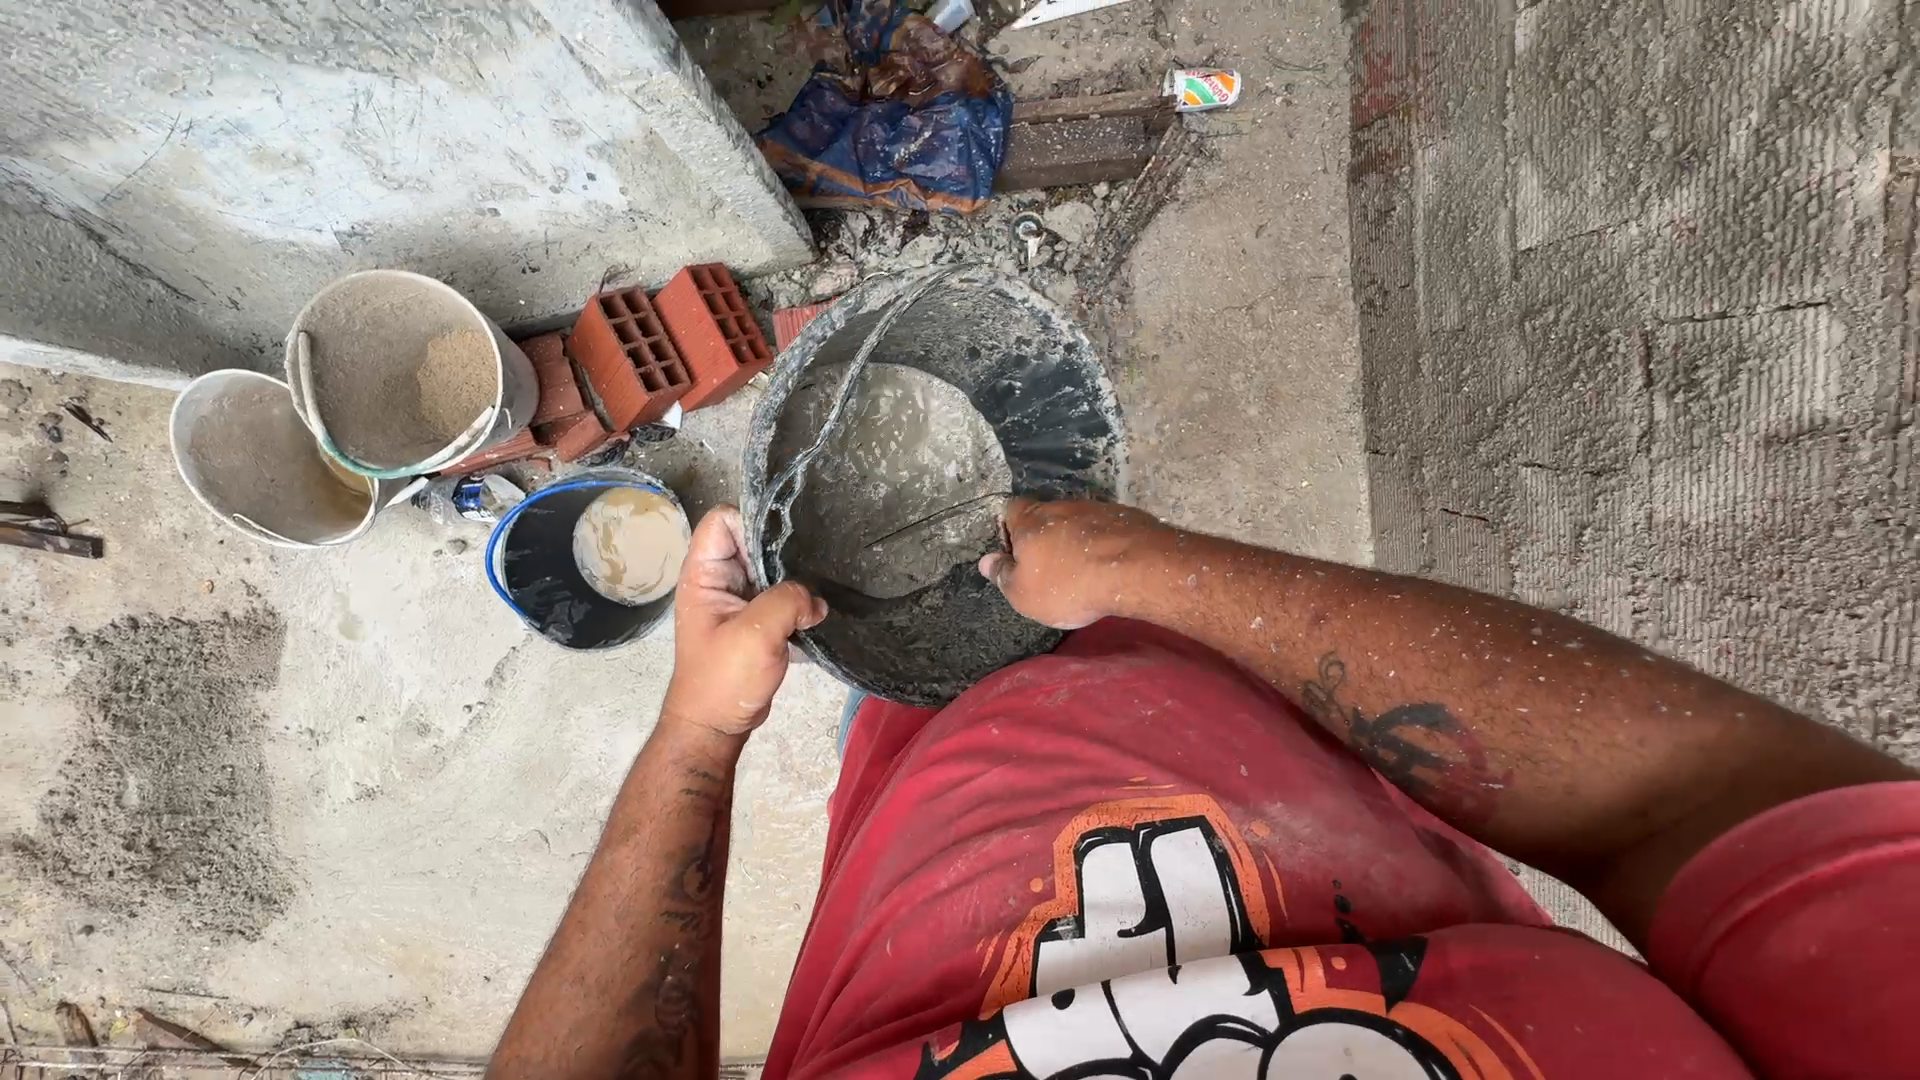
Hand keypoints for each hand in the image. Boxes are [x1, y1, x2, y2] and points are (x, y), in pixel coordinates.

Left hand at [661, 505, 827, 737]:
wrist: (717, 726)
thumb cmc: (724, 678)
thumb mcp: (757, 633)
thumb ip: (790, 600)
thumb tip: (817, 600)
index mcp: (703, 574)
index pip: (723, 520)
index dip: (753, 521)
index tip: (787, 540)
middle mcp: (719, 580)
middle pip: (751, 541)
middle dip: (782, 547)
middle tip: (816, 557)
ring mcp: (738, 600)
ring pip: (770, 568)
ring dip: (795, 575)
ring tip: (822, 579)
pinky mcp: (757, 619)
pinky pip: (781, 593)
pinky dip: (799, 597)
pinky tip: (818, 606)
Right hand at [978, 497, 1169, 628]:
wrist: (1136, 569)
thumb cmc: (1069, 585)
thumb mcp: (1024, 593)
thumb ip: (1003, 576)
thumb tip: (986, 561)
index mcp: (1030, 520)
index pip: (1011, 509)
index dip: (1010, 528)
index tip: (1016, 552)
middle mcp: (1061, 506)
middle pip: (1046, 515)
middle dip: (1046, 536)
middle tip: (1050, 566)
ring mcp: (1096, 508)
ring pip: (1078, 522)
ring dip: (1077, 540)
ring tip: (1083, 568)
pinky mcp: (1126, 517)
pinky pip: (1106, 529)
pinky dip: (1104, 544)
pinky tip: (1110, 565)